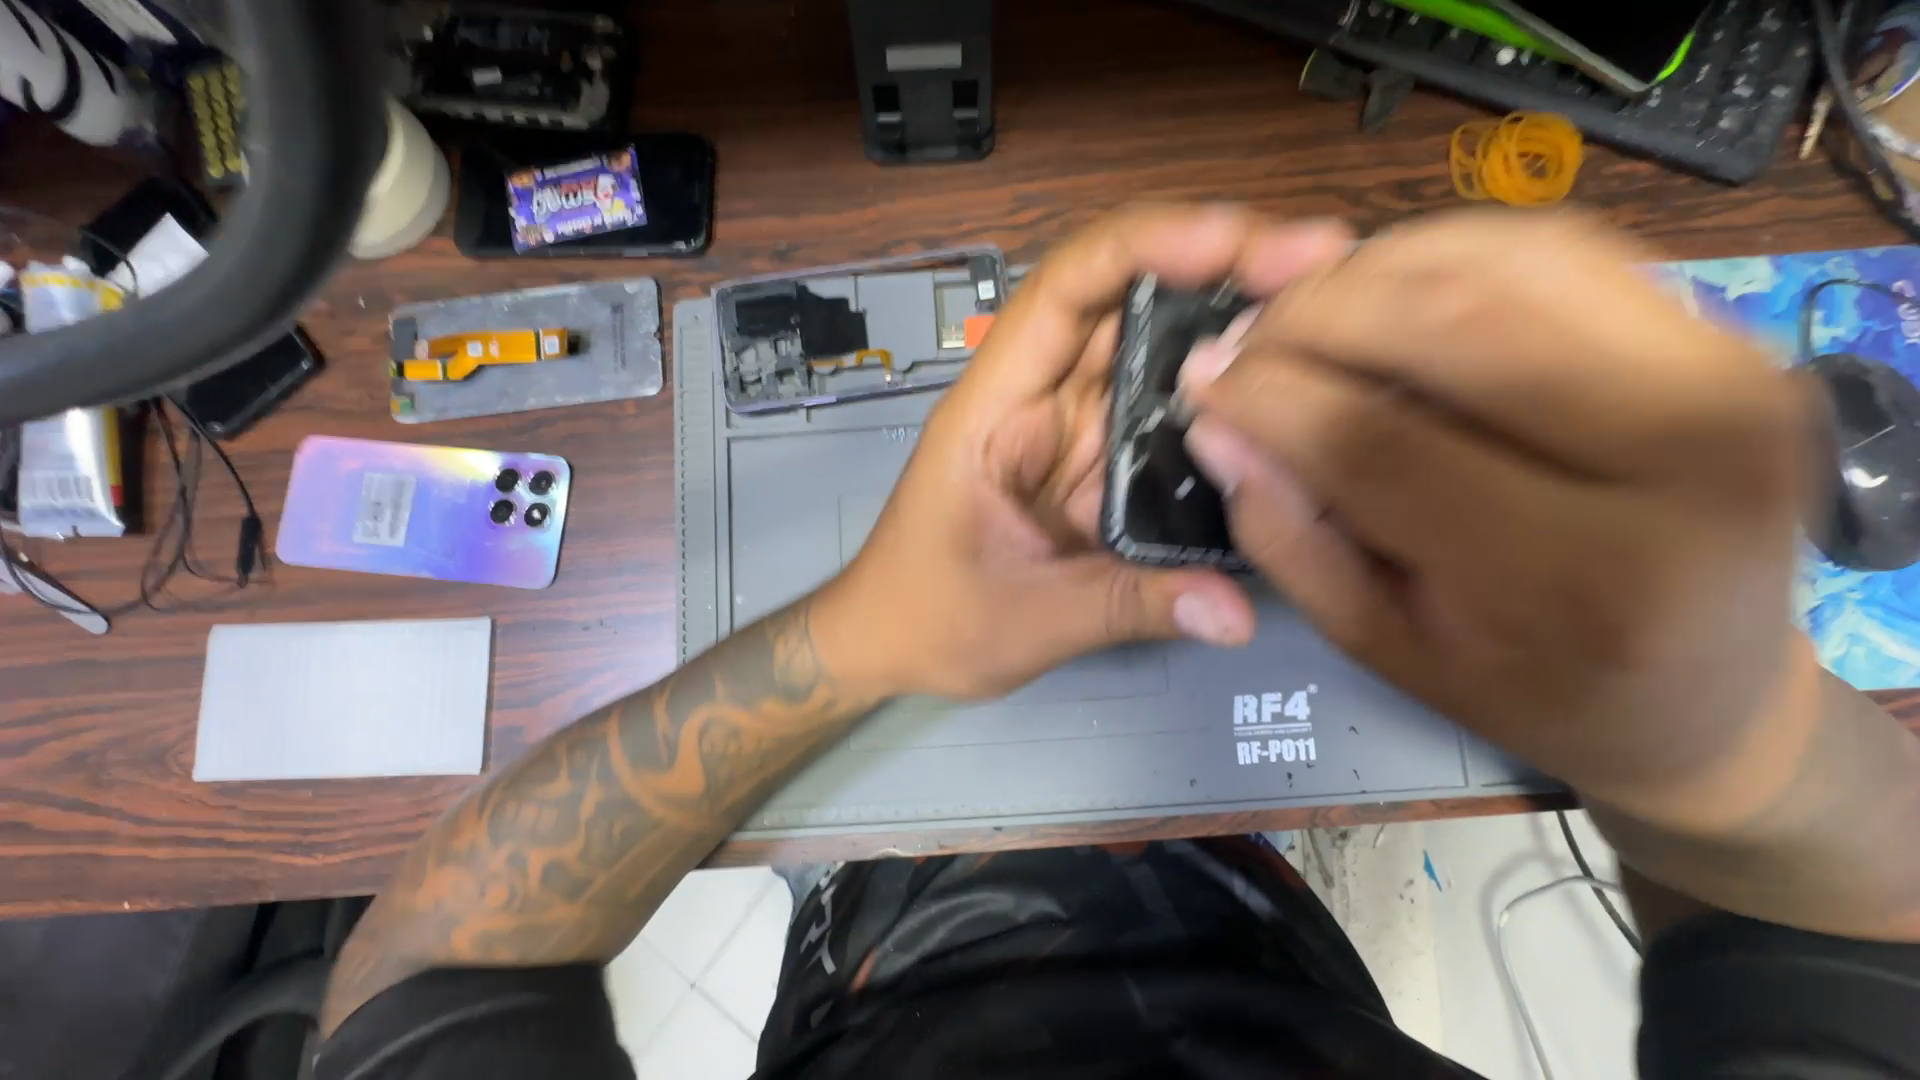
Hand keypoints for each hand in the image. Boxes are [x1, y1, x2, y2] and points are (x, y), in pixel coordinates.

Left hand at [813, 205, 1352, 701]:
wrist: (891, 641)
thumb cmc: (928, 617)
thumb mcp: (1026, 618)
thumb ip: (1127, 605)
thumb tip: (1238, 614)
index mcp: (995, 410)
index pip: (1063, 289)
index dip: (1146, 245)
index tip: (1238, 239)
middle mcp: (1035, 400)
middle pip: (1121, 302)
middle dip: (1217, 267)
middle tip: (1324, 262)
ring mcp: (1066, 429)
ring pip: (1147, 351)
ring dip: (1224, 323)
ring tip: (1324, 308)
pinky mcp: (1090, 463)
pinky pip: (1157, 413)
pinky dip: (1214, 395)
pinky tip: (1279, 390)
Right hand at [1178, 209, 1816, 833]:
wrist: (1707, 687)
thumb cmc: (1527, 688)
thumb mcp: (1378, 644)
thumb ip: (1289, 538)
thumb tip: (1218, 426)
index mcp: (1575, 572)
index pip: (1381, 443)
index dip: (1270, 398)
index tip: (1202, 380)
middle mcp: (1676, 449)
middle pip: (1452, 322)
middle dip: (1313, 314)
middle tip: (1244, 337)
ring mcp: (1721, 368)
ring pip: (1505, 257)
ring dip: (1373, 270)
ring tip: (1302, 315)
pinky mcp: (1724, 327)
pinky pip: (1555, 247)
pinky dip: (1444, 253)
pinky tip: (1385, 293)